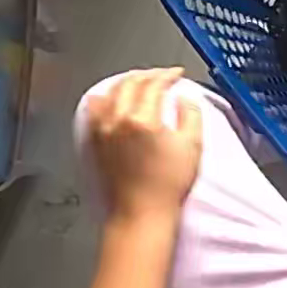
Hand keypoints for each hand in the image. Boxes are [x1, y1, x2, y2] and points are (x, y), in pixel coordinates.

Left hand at [83, 68, 202, 224]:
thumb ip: (191, 115)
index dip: (168, 76)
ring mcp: (103, 130)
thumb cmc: (167, 185)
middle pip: (131, 83)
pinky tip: (108, 97)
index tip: (177, 75)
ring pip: (110, 92)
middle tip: (162, 76)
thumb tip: (186, 100)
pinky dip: (104, 97)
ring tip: (138, 81)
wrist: (142, 212)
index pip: (155, 85)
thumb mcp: (192, 146)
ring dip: (127, 81)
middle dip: (149, 75)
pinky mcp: (95, 141)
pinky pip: (94, 109)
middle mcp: (118, 120)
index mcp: (143, 119)